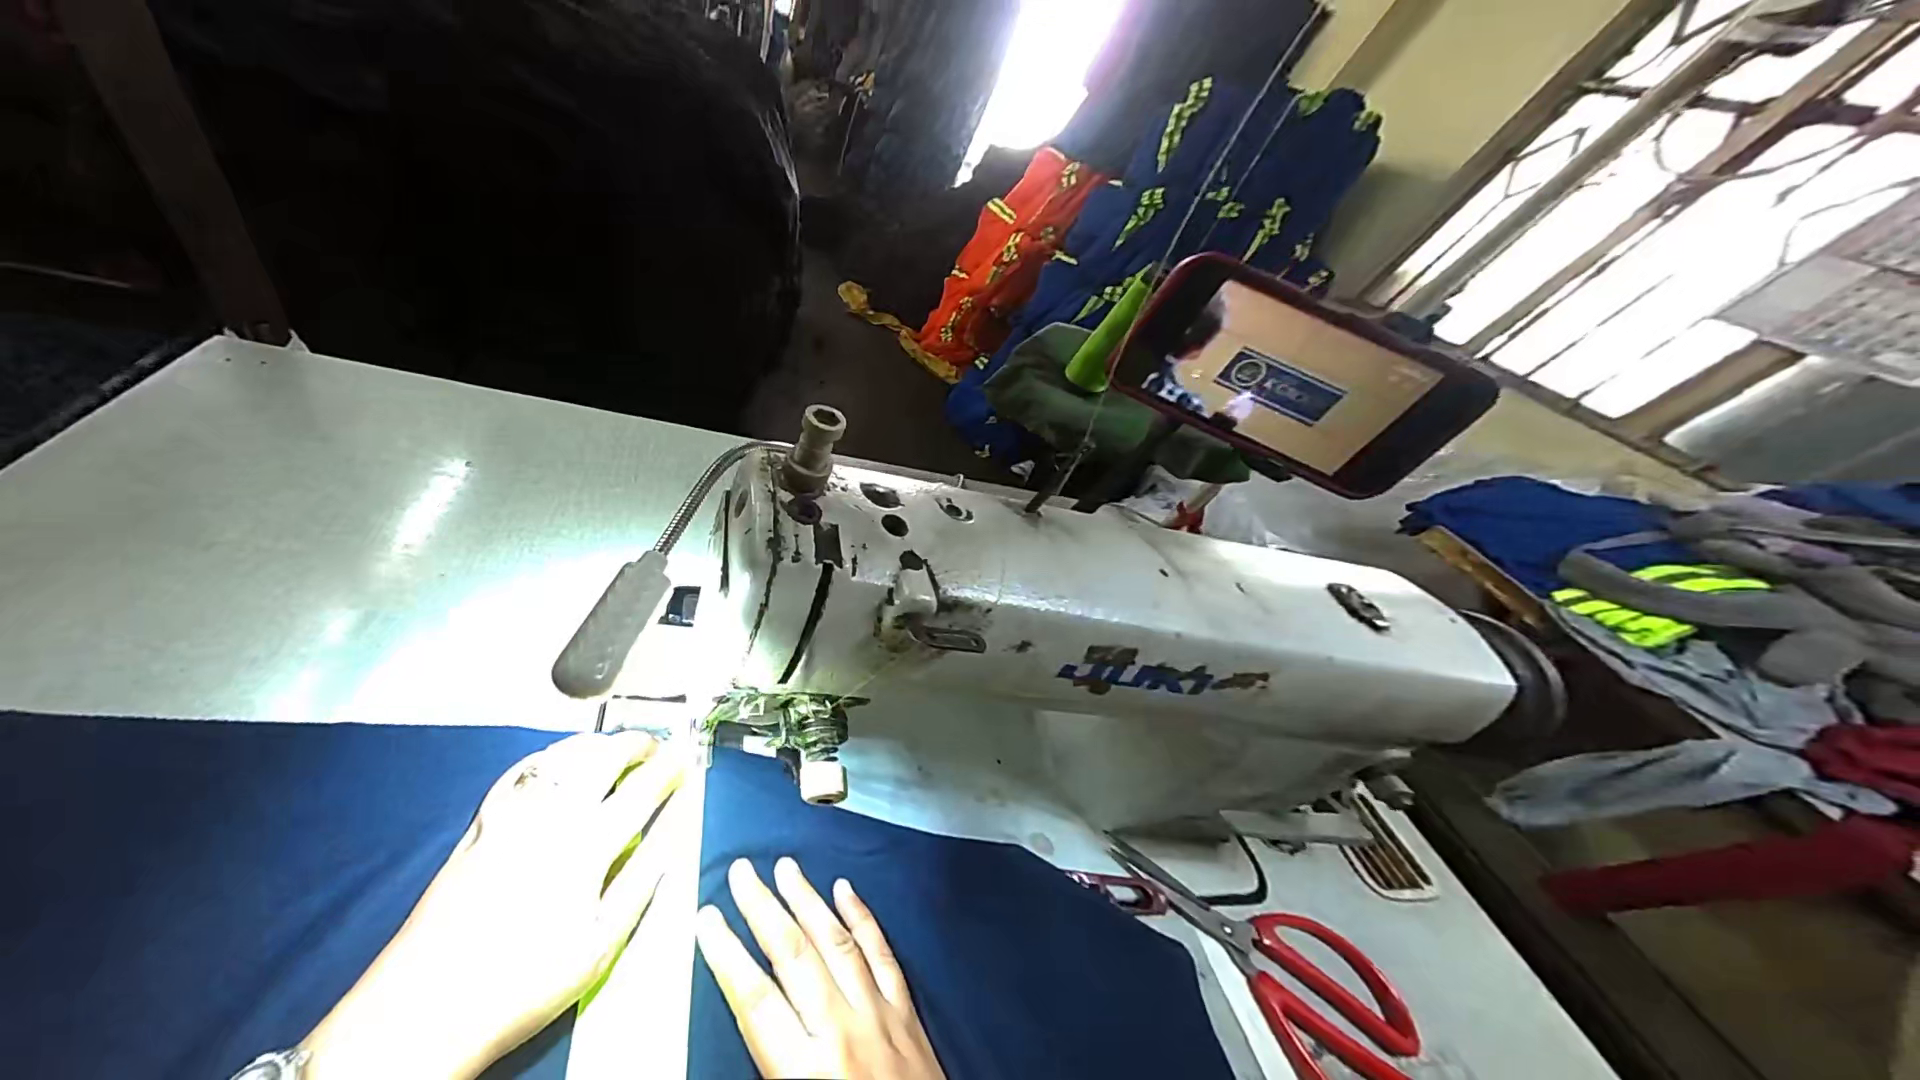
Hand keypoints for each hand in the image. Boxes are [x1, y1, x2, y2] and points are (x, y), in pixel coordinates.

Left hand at [301, 731, 685, 1079]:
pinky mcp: (477, 829)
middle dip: (636, 743)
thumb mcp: (601, 942)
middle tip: (655, 746)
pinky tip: (554, 760)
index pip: (641, 788)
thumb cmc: (524, 982)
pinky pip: (517, 775)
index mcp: (587, 844)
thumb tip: (674, 833)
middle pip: (601, 758)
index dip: (669, 767)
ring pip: (559, 757)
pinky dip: (546, 757)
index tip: (686, 757)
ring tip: (614, 746)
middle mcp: (550, 818)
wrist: (418, 1015)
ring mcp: (509, 818)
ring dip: (594, 743)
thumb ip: (642, 878)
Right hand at [696, 857, 946, 1079]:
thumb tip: (743, 1016)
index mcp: (804, 1071)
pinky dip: (863, 918)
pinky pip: (882, 953)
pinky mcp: (906, 1012)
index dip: (726, 953)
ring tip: (785, 868)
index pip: (754, 998)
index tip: (707, 918)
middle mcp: (841, 1032)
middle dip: (763, 909)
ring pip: (836, 943)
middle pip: (793, 955)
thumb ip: (767, 1066)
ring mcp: (878, 1015)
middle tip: (742, 871)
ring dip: (808, 901)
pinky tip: (846, 889)